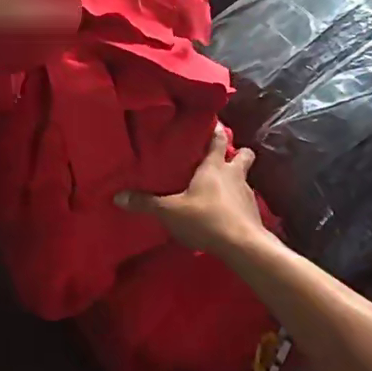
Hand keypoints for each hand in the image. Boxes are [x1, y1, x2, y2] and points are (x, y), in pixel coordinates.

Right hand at [117, 125, 272, 256]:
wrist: (241, 245)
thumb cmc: (206, 219)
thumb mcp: (170, 212)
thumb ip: (146, 203)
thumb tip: (118, 196)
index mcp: (215, 166)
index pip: (218, 139)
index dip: (216, 130)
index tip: (211, 125)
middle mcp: (235, 174)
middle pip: (243, 153)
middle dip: (236, 153)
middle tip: (222, 159)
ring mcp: (247, 192)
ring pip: (245, 177)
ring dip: (235, 179)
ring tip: (220, 188)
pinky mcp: (253, 211)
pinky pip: (245, 199)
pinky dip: (236, 201)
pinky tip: (225, 211)